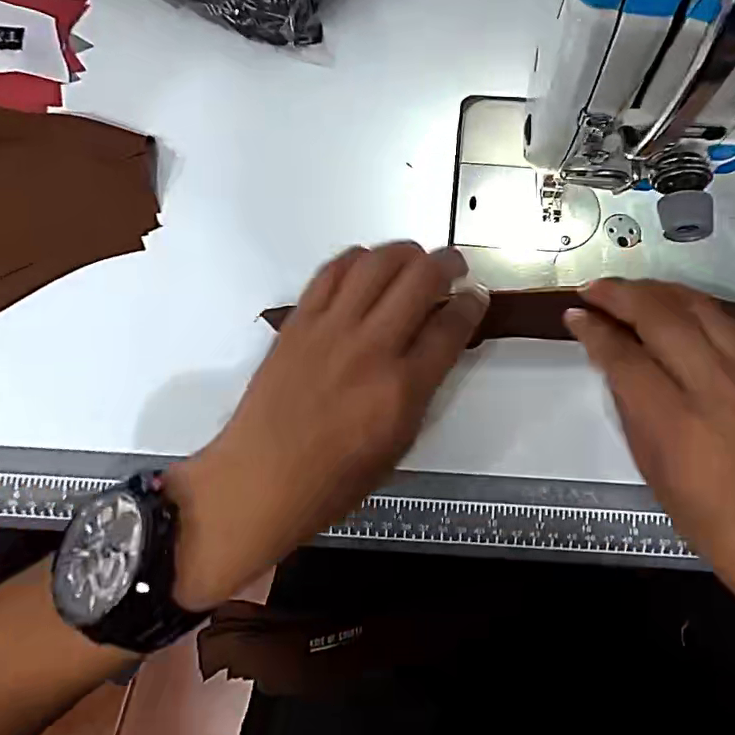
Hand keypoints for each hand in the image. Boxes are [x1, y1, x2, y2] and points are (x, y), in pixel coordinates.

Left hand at [165, 242, 487, 608]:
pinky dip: (357, 259)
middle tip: (454, 266)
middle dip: (448, 263)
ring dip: (406, 252)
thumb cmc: (329, 479)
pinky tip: (367, 264)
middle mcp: (369, 349)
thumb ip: (424, 388)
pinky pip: (332, 271)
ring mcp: (330, 330)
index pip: (451, 326)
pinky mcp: (299, 322)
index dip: (472, 304)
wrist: (258, 483)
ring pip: (378, 262)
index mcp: (401, 389)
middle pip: (421, 278)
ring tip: (415, 257)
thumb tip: (437, 348)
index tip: (475, 297)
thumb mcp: (399, 443)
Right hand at [565, 279, 734, 595]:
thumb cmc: (713, 523)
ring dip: (657, 290)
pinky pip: (726, 322)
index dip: (595, 331)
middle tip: (594, 290)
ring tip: (630, 289)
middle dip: (620, 295)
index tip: (575, 316)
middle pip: (662, 318)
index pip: (626, 358)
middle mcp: (717, 390)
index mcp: (678, 426)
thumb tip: (614, 362)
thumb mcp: (654, 472)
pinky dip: (692, 304)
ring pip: (698, 308)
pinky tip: (674, 305)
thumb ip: (632, 409)